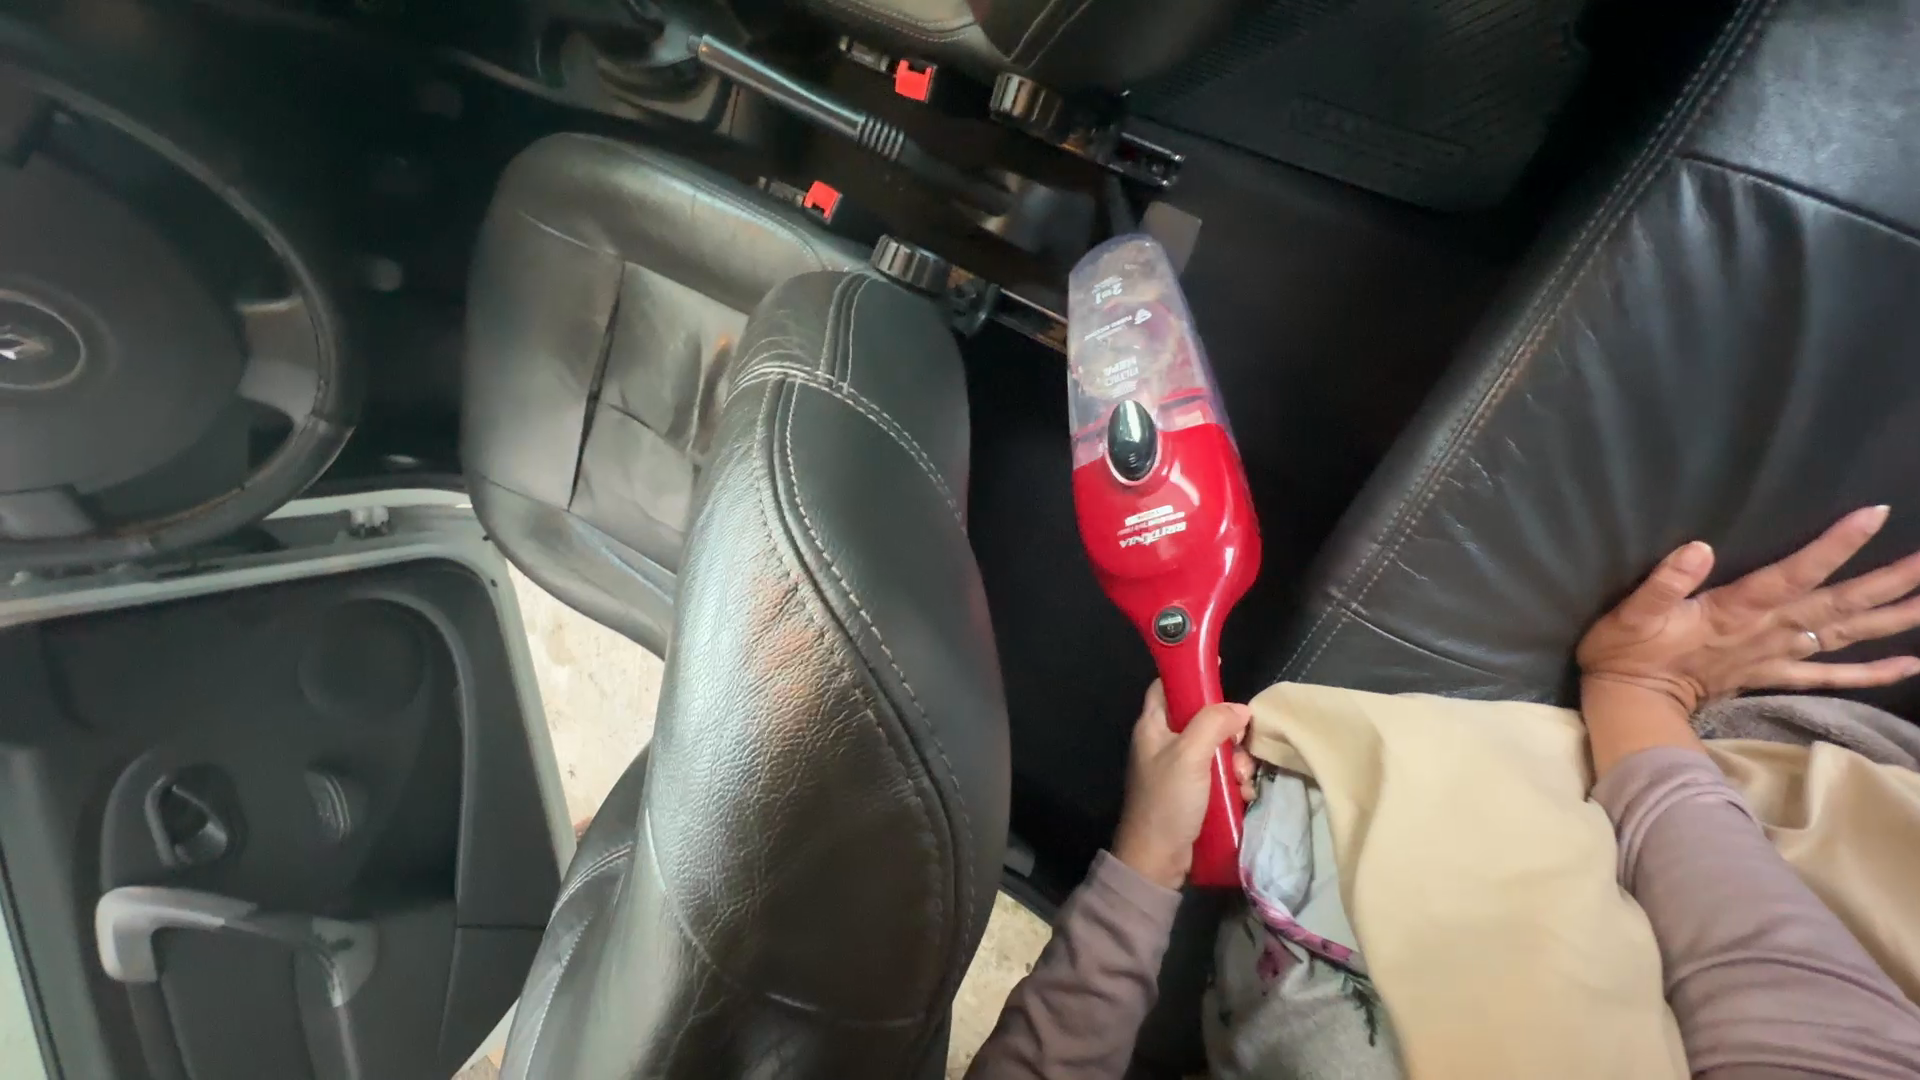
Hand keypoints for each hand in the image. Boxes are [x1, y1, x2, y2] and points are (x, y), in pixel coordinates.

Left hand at [1111, 681, 1255, 889]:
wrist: (1157, 858)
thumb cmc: (1167, 800)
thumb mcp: (1190, 755)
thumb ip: (1213, 724)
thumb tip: (1240, 709)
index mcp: (1152, 726)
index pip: (1167, 686)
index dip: (1190, 675)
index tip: (1219, 669)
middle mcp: (1164, 742)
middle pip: (1202, 718)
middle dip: (1228, 732)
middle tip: (1237, 750)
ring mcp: (1179, 769)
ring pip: (1217, 749)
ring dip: (1236, 762)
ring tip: (1241, 780)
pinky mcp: (1194, 792)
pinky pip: (1220, 776)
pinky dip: (1235, 783)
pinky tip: (1243, 795)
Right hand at [1577, 505, 1919, 719]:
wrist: (1630, 700)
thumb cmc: (1625, 651)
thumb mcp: (1630, 614)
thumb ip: (1664, 583)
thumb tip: (1699, 548)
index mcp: (1735, 611)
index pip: (1793, 573)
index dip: (1834, 545)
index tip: (1874, 514)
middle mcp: (1767, 631)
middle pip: (1839, 602)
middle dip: (1891, 580)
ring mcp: (1774, 656)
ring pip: (1847, 634)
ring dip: (1896, 617)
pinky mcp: (1770, 676)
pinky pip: (1831, 677)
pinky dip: (1873, 672)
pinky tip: (1911, 665)